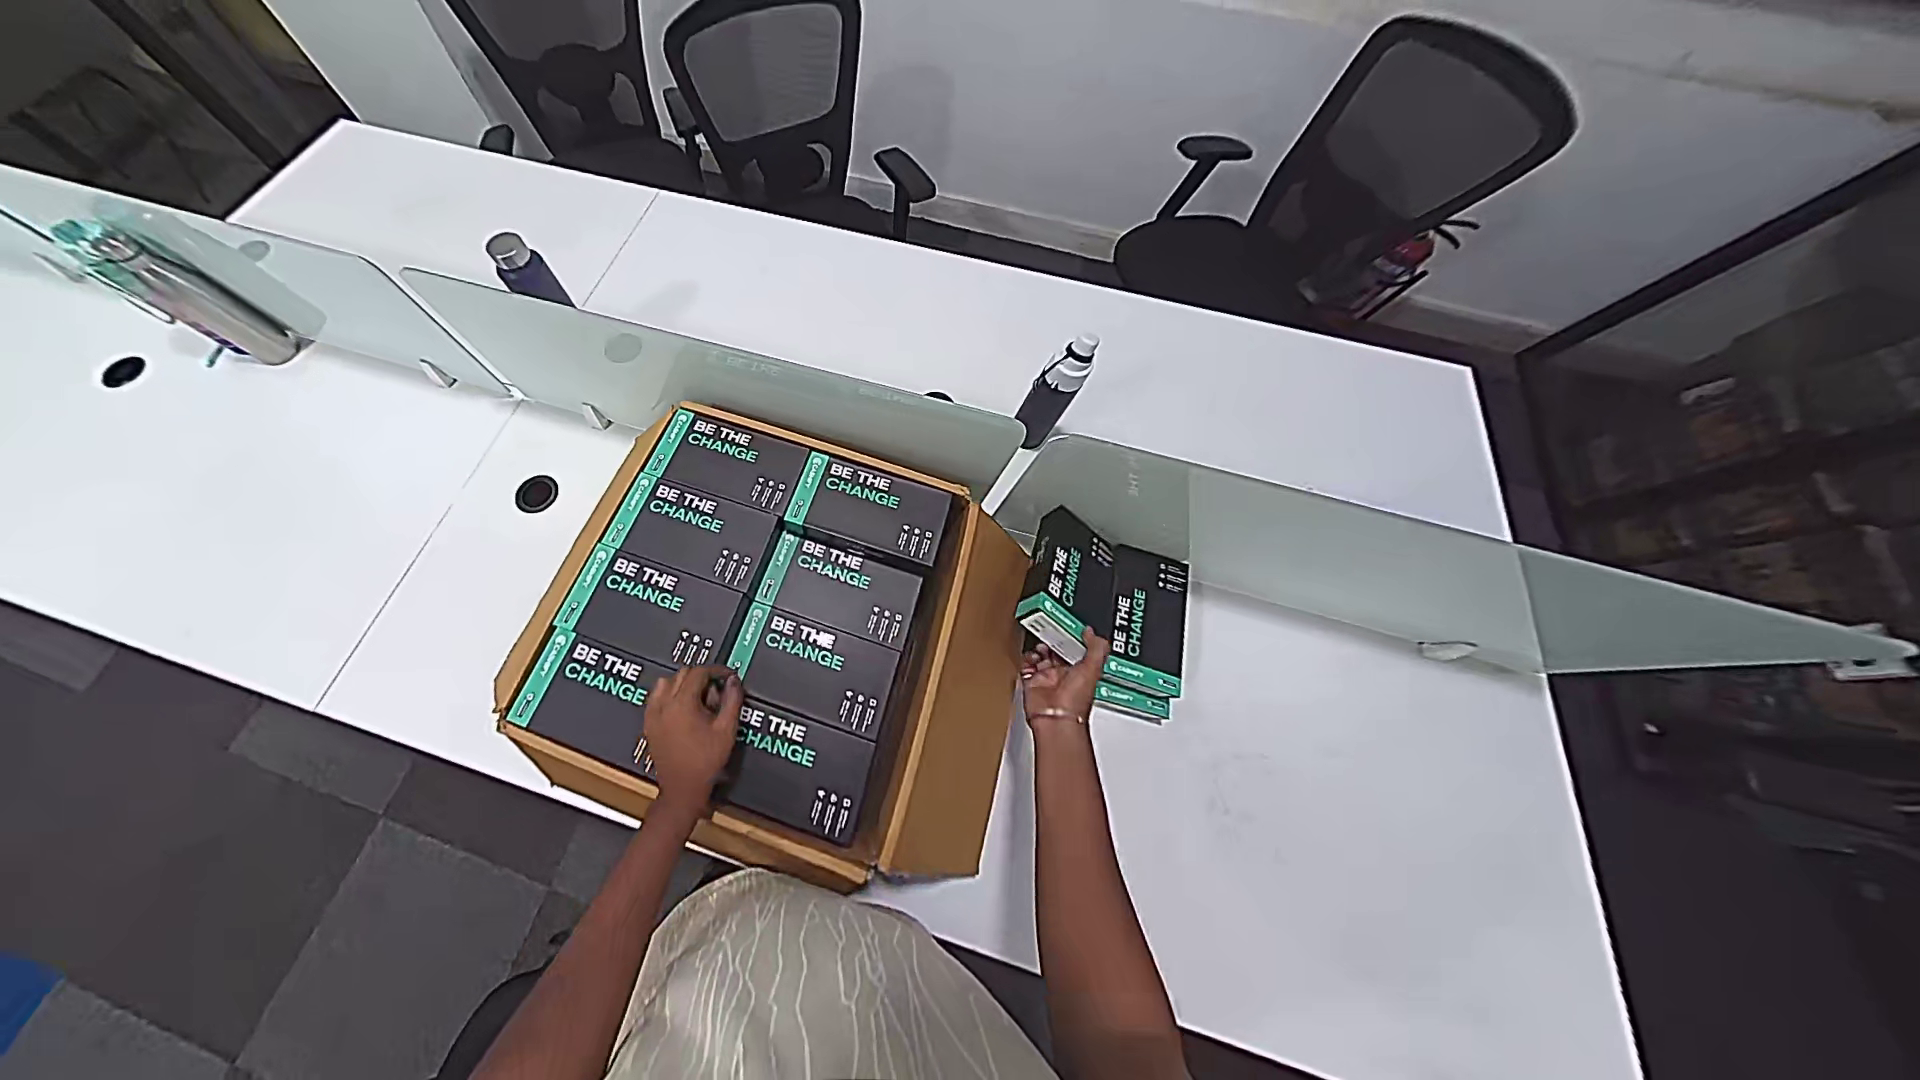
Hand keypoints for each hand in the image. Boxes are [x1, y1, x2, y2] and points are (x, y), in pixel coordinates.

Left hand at [641, 665, 741, 808]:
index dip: (716, 671)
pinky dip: (669, 695)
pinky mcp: (649, 724)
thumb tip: (733, 682)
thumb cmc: (705, 761)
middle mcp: (663, 706)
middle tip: (717, 690)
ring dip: (684, 684)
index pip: (698, 672)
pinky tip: (683, 708)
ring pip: (666, 683)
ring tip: (700, 698)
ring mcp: (653, 716)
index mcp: (682, 704)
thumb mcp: (727, 728)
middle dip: (702, 677)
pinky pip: (656, 698)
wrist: (683, 787)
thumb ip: (732, 700)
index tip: (727, 676)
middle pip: (682, 674)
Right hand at [1021, 628, 1108, 729]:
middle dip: (1053, 639)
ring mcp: (1047, 677)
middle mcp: (1064, 673)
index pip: (1077, 647)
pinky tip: (1031, 656)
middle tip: (1051, 629)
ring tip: (1040, 645)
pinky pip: (1026, 665)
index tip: (1068, 624)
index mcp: (1082, 670)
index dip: (1072, 636)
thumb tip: (1091, 632)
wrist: (1055, 718)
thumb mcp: (1093, 668)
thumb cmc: (1076, 700)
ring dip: (1039, 648)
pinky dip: (1026, 658)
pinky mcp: (1032, 681)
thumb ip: (1095, 648)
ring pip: (1041, 655)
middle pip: (1057, 649)